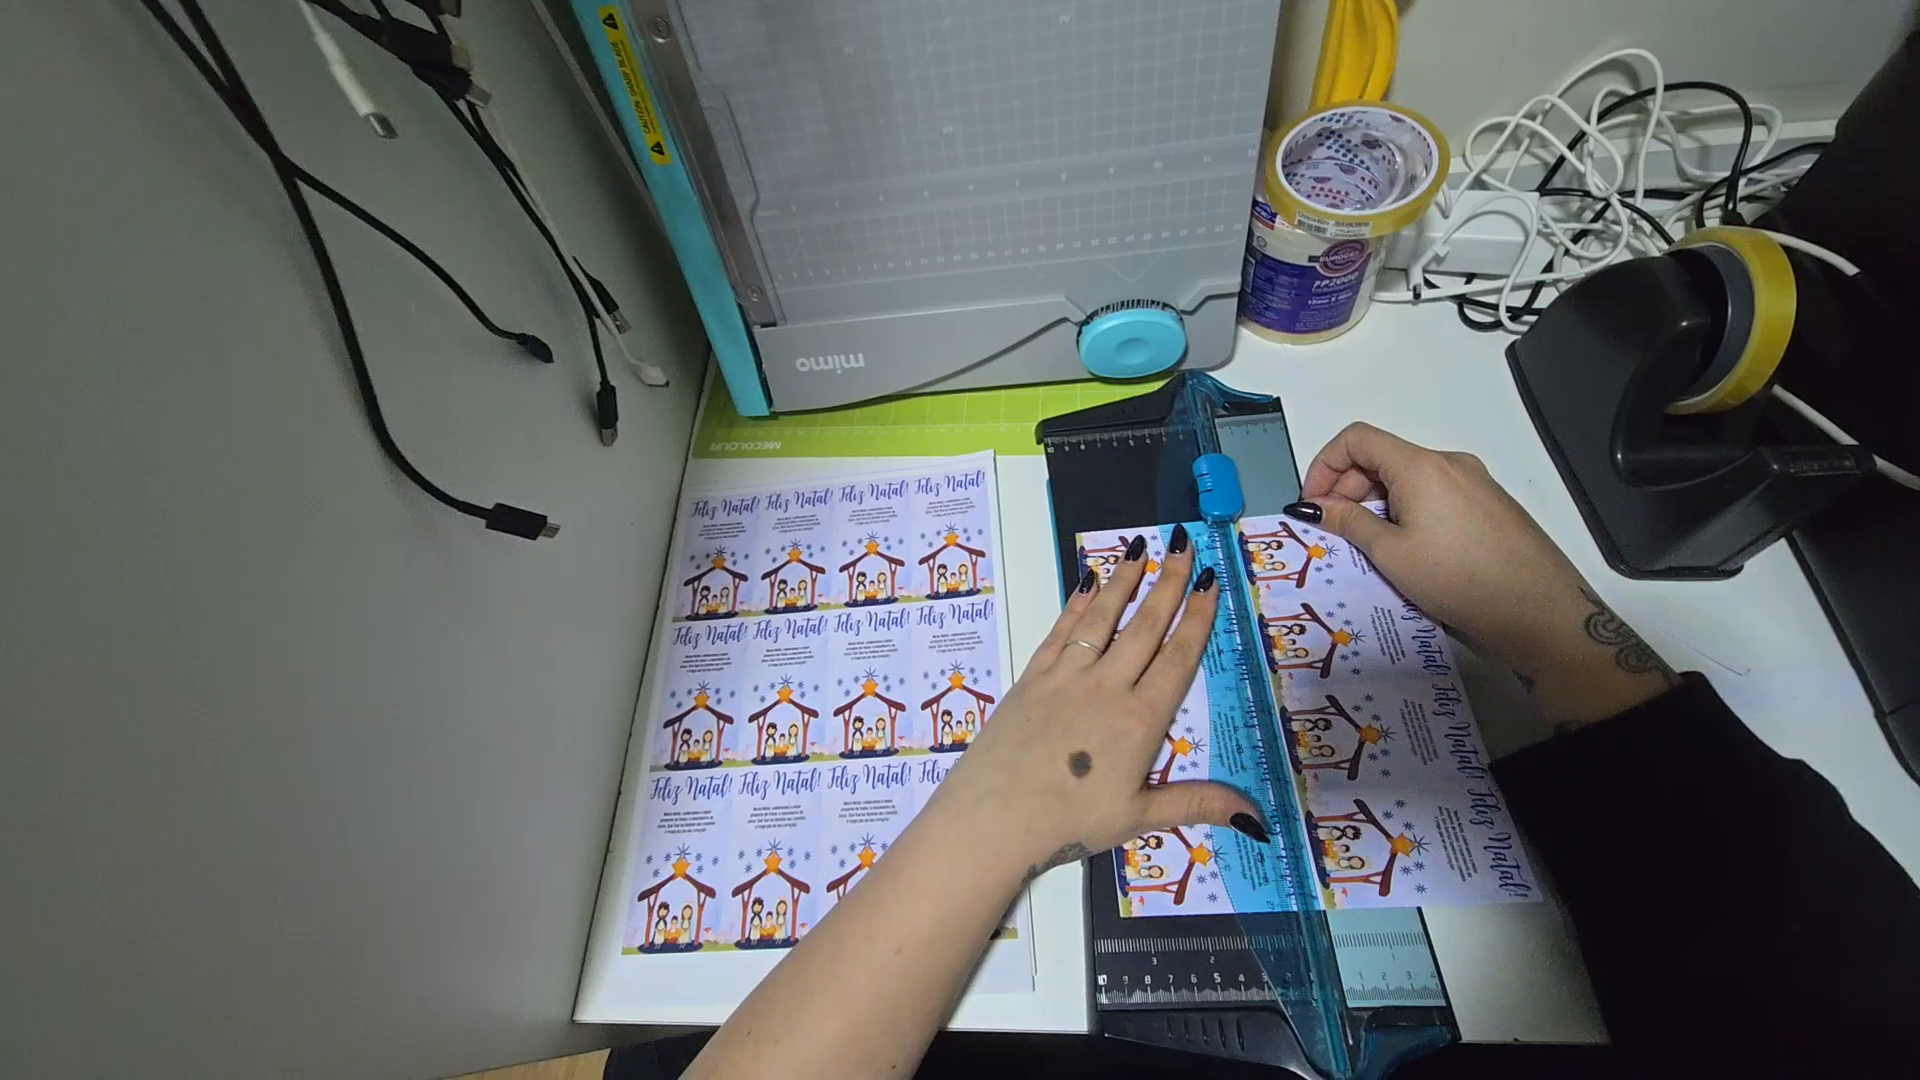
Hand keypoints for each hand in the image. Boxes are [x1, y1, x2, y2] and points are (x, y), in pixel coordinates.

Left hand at [925, 526, 1266, 882]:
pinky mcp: (1033, 675)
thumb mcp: (1140, 818)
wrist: (994, 815)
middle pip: (1144, 626)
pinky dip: (1077, 604)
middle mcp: (1107, 686)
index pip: (1178, 657)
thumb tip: (1259, 820)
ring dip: (1123, 581)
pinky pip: (1061, 630)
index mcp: (1140, 719)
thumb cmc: (1070, 821)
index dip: (1197, 617)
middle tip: (1182, 545)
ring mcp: (1066, 675)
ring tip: (1139, 549)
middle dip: (1167, 584)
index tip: (1209, 581)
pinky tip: (1087, 582)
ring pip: (1102, 618)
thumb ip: (1198, 804)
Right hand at [1292, 422, 1679, 725]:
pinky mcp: (1487, 504)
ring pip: (1405, 478)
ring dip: (1373, 501)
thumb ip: (1348, 522)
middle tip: (1331, 529)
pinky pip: (1431, 494)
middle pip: (1380, 457)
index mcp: (1420, 466)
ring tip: (1364, 544)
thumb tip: (1314, 506)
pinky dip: (1402, 509)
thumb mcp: (1390, 553)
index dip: (1323, 465)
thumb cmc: (1456, 578)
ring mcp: (1473, 482)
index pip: (1356, 439)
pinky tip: (1402, 547)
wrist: (1540, 612)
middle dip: (1345, 487)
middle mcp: (1448, 463)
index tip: (1312, 503)